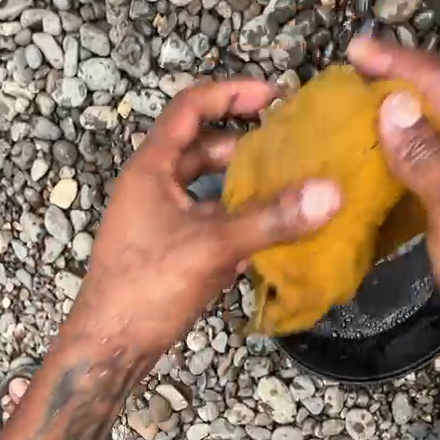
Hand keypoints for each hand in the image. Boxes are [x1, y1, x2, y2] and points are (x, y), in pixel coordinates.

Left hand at [64, 80, 341, 361]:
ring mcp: (157, 222)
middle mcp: (152, 188)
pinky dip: (233, 226)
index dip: (232, 92)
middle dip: (246, 147)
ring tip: (288, 194)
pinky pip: (206, 226)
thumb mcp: (211, 247)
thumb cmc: (146, 287)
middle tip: (290, 151)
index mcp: (151, 168)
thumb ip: (271, 220)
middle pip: (202, 149)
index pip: (190, 107)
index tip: (275, 95)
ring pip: (207, 192)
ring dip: (243, 191)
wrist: (108, 346)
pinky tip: (266, 241)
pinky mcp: (166, 252)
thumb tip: (330, 193)